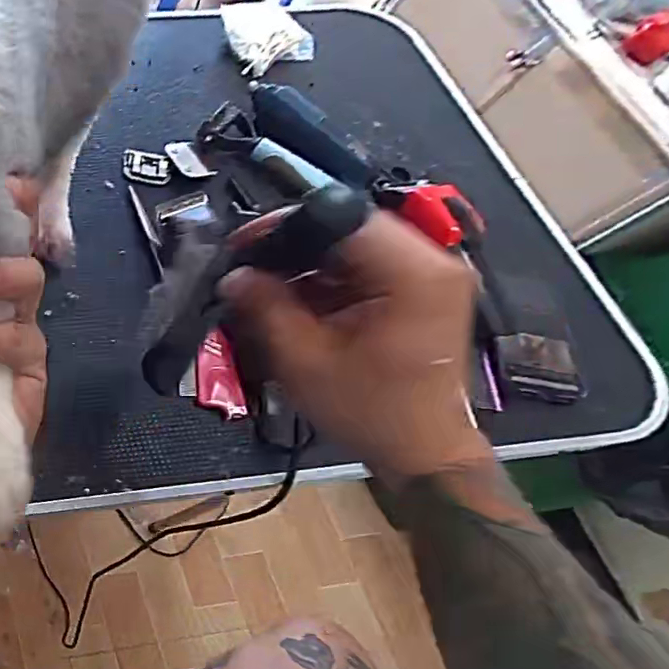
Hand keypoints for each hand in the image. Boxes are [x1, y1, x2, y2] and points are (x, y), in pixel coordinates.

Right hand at [219, 207, 489, 474]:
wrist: (422, 452)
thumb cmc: (372, 414)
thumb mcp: (305, 362)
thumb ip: (267, 309)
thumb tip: (235, 277)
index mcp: (414, 273)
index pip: (342, 216)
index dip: (285, 224)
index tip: (245, 246)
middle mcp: (433, 262)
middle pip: (349, 230)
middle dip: (294, 248)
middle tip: (252, 273)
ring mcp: (432, 277)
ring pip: (355, 249)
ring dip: (310, 268)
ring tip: (272, 294)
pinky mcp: (423, 293)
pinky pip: (368, 271)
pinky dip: (331, 284)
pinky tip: (302, 307)